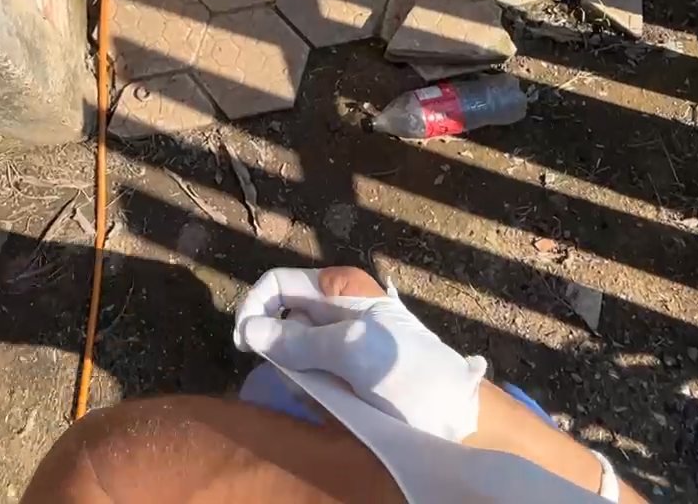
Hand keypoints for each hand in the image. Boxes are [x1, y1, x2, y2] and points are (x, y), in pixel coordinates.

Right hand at [234, 266, 486, 441]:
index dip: (254, 305)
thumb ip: (299, 342)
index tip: (243, 343)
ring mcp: (338, 341)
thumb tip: (249, 330)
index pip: (278, 282)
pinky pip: (307, 375)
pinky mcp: (342, 372)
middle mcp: (333, 309)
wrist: (454, 415)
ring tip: (320, 396)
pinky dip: (307, 390)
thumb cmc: (406, 371)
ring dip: (293, 374)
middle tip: (291, 379)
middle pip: (280, 317)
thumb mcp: (352, 352)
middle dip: (275, 347)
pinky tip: (328, 406)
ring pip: (290, 351)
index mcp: (338, 288)